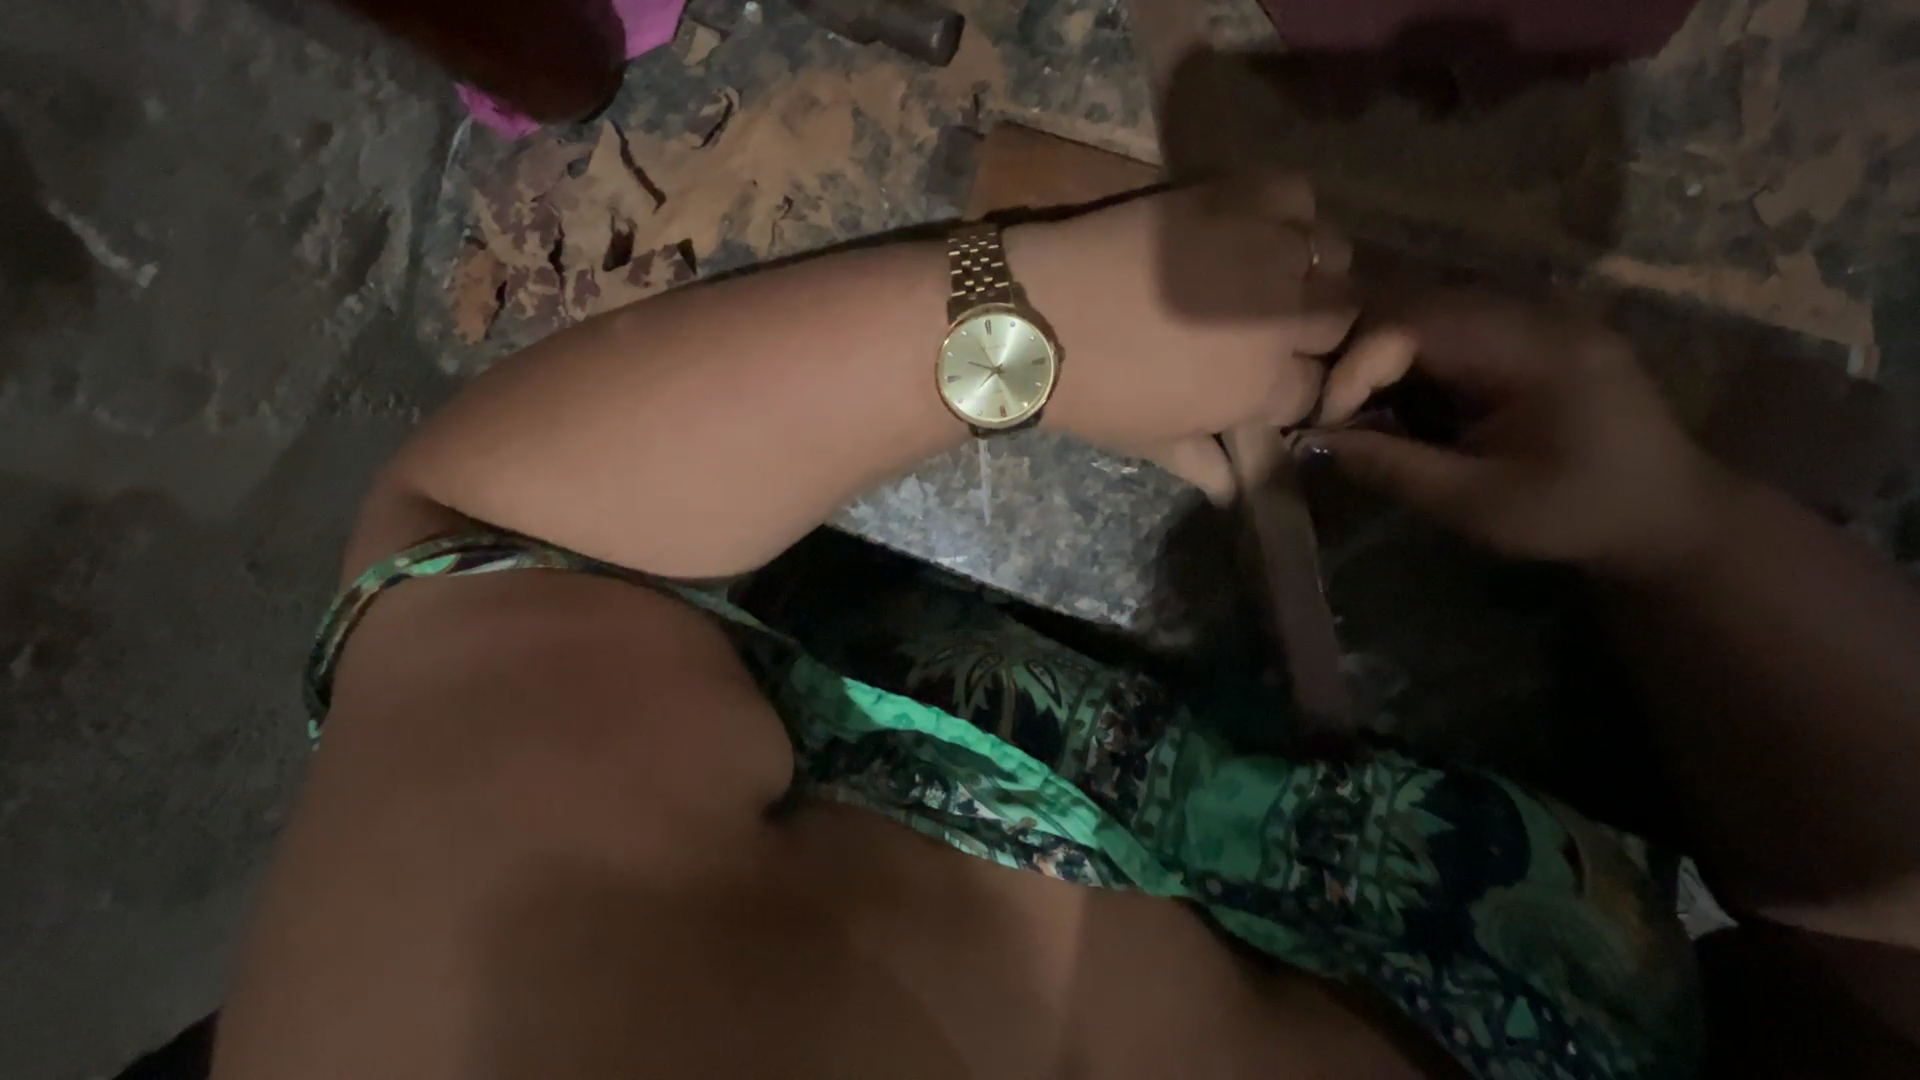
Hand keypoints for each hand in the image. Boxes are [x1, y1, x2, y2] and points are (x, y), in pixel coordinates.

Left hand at [1005, 175, 1356, 500]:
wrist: (1036, 317)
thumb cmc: (1091, 392)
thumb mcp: (1147, 442)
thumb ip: (1202, 463)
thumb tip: (1232, 491)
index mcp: (1261, 386)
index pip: (1314, 390)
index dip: (1287, 390)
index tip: (1259, 383)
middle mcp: (1282, 319)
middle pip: (1338, 319)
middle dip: (1311, 331)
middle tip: (1264, 330)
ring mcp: (1263, 252)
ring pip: (1332, 257)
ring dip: (1306, 273)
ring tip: (1264, 280)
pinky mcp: (1233, 198)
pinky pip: (1296, 196)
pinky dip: (1287, 213)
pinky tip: (1255, 231)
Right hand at [1314, 293, 1734, 580]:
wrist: (1665, 515)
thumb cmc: (1573, 514)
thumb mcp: (1473, 503)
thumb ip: (1391, 467)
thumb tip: (1309, 441)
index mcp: (1534, 350)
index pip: (1416, 324)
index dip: (1356, 366)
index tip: (1326, 422)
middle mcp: (1536, 313)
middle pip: (1416, 304)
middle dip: (1358, 356)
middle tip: (1330, 411)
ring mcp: (1536, 315)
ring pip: (1427, 308)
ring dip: (1379, 354)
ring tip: (1355, 406)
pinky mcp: (1529, 331)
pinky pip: (1449, 324)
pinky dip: (1408, 357)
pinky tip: (1396, 398)